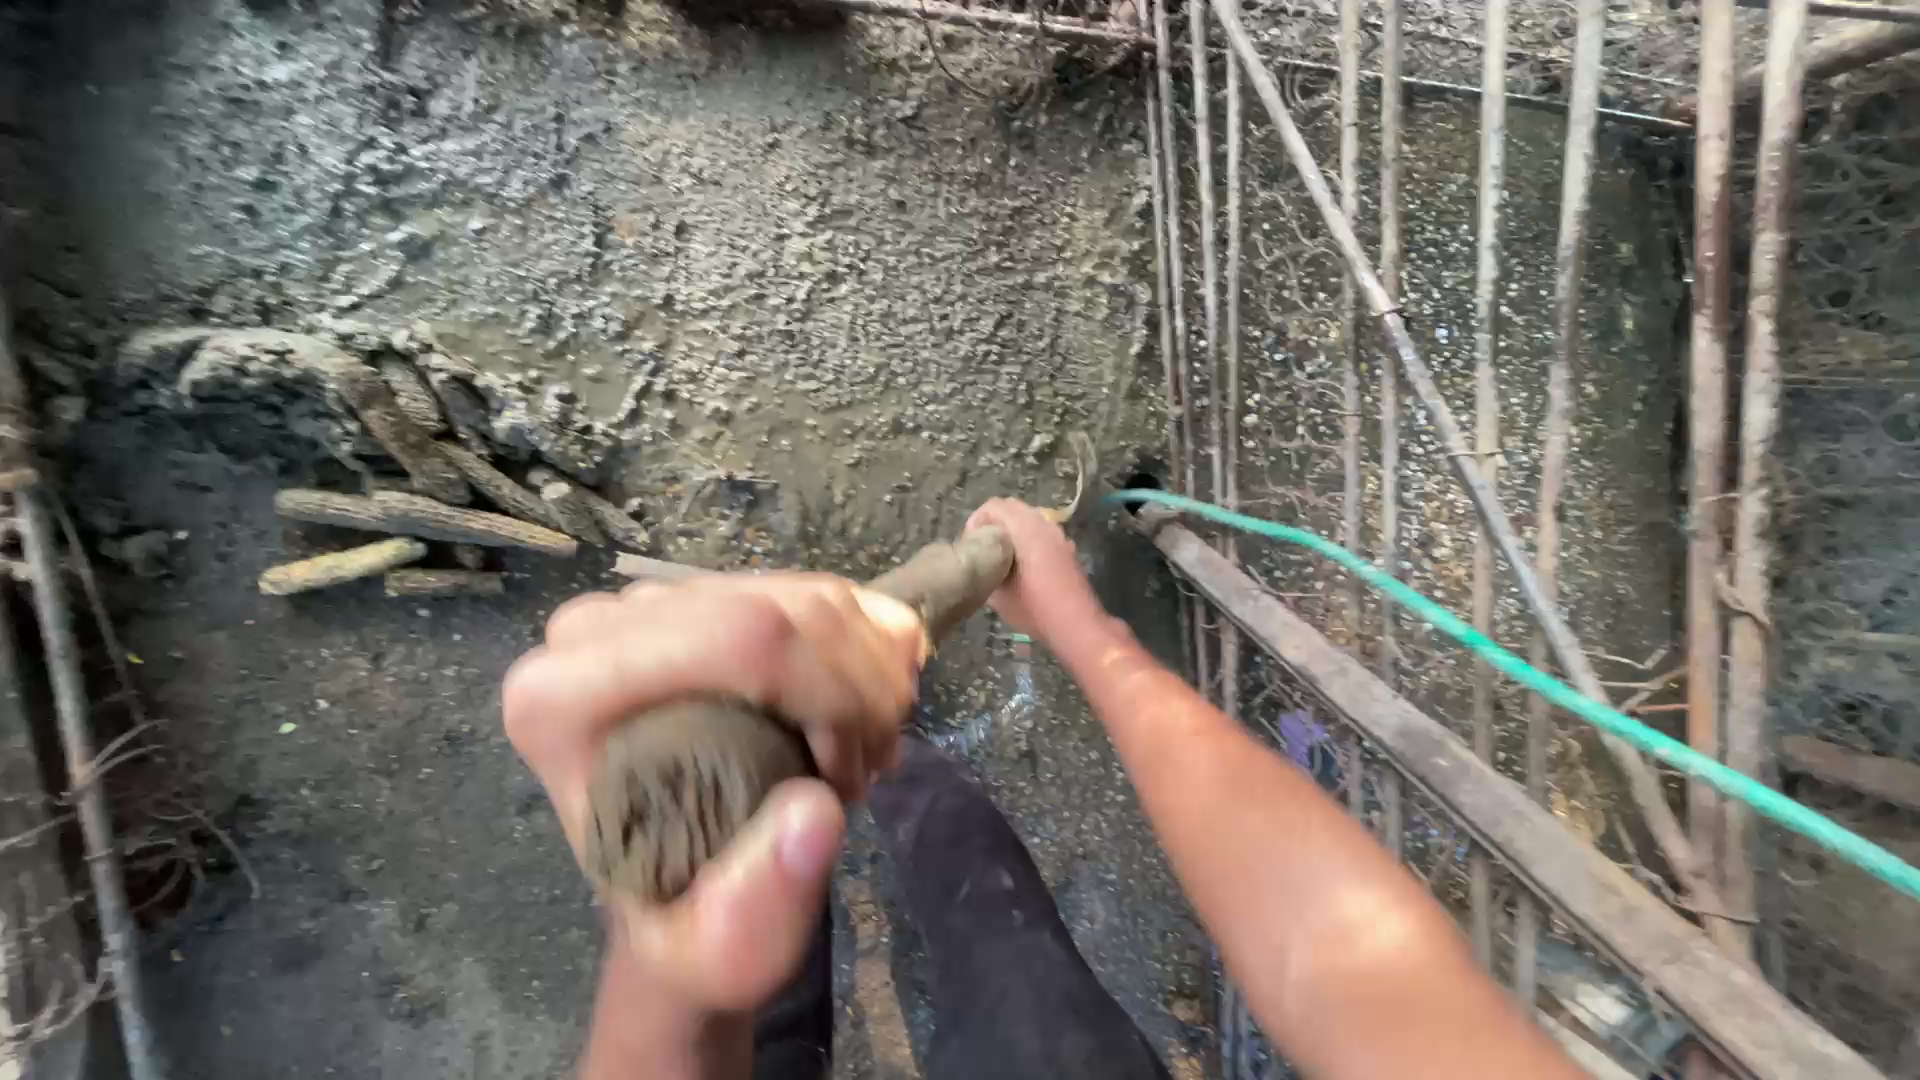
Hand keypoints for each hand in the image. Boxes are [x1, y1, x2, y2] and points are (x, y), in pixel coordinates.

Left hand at [502, 573, 926, 1013]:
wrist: (683, 872)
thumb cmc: (685, 909)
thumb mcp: (714, 954)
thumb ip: (753, 911)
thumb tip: (815, 813)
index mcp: (562, 694)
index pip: (737, 638)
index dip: (826, 696)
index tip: (846, 780)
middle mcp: (599, 626)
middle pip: (779, 610)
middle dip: (860, 688)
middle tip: (870, 769)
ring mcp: (658, 600)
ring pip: (810, 596)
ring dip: (872, 672)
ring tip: (867, 750)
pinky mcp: (712, 594)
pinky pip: (818, 589)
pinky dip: (872, 644)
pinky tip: (869, 705)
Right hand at [966, 497, 1103, 645]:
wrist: (1077, 625)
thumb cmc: (1035, 609)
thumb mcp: (999, 596)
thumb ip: (985, 570)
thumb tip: (980, 561)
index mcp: (1027, 530)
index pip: (995, 506)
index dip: (977, 519)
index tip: (970, 542)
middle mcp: (1045, 525)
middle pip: (1013, 507)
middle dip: (993, 521)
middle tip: (981, 545)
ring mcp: (1059, 535)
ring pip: (1029, 517)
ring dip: (1011, 529)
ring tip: (999, 554)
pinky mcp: (1067, 548)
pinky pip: (1041, 531)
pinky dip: (1026, 537)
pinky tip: (1020, 563)